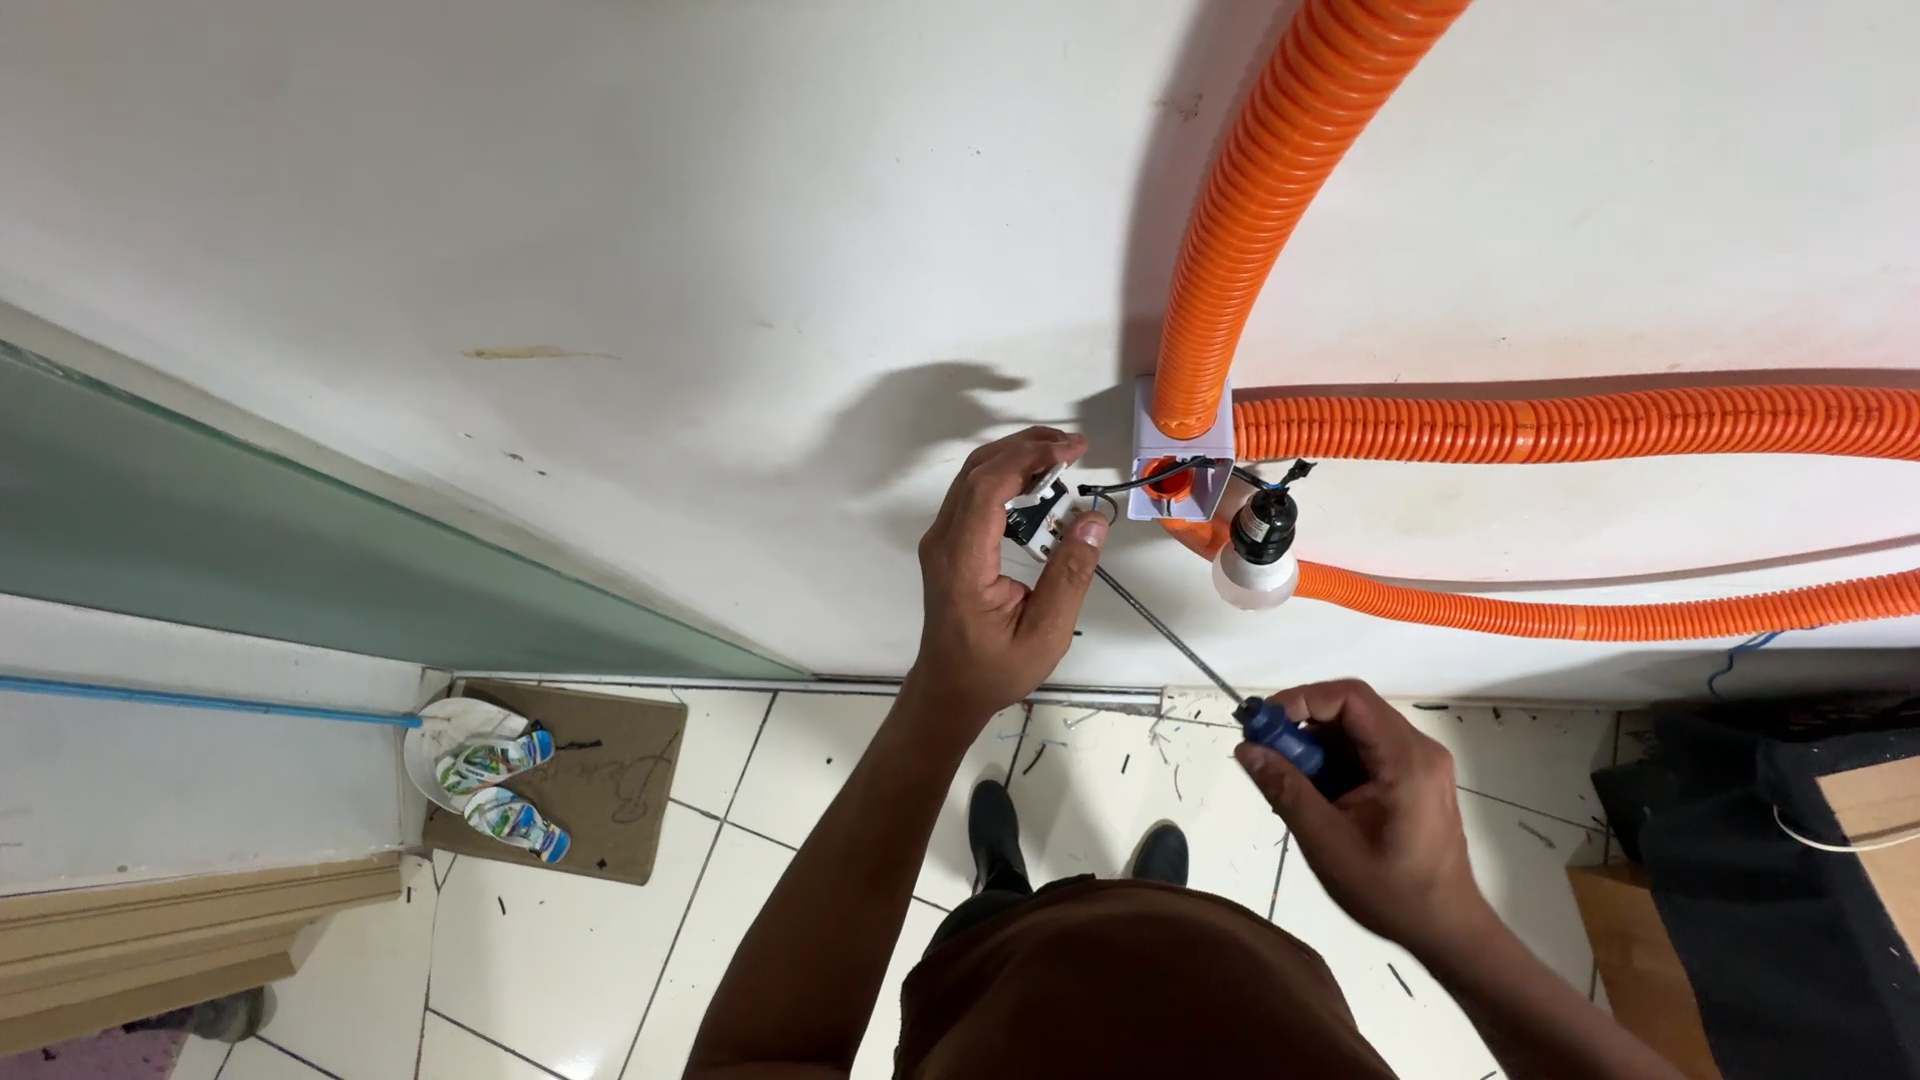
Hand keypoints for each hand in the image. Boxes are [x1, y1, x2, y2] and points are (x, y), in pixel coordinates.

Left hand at [908, 426, 1106, 726]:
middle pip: (977, 470)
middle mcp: (942, 541)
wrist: (949, 689)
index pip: (988, 487)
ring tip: (1062, 460)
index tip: (1074, 451)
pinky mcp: (947, 545)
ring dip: (1015, 458)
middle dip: (1026, 447)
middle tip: (1074, 447)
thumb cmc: (996, 669)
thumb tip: (1092, 518)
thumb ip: (1069, 575)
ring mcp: (940, 541)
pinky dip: (1006, 479)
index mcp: (962, 562)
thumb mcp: (1045, 633)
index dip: (1030, 458)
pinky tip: (1038, 488)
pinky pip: (973, 495)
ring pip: (972, 477)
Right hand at [1234, 679, 1496, 958]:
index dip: (1300, 699)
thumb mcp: (1327, 842)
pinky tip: (1313, 795)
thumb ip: (1285, 789)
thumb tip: (1246, 747)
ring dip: (1313, 746)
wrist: (1448, 933)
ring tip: (1288, 783)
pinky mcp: (1411, 778)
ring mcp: (1417, 763)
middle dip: (1301, 725)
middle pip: (1349, 709)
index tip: (1263, 725)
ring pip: (1352, 730)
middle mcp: (1418, 750)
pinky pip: (1361, 750)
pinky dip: (1329, 762)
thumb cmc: (1392, 892)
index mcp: (1406, 760)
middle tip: (1266, 752)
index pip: (1349, 697)